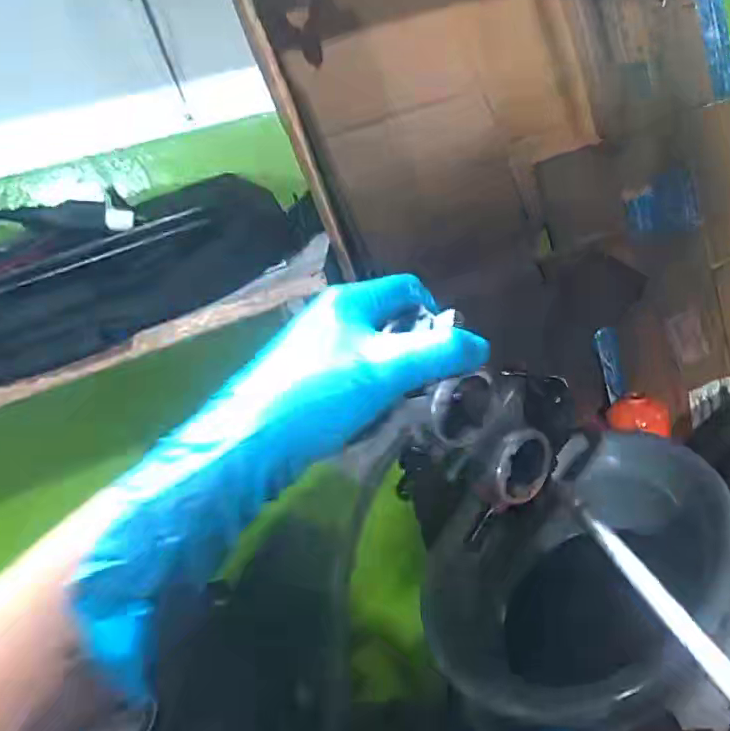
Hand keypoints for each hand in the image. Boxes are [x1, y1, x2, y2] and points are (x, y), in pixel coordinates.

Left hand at [70, 274, 488, 697]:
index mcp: (348, 301)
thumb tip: (481, 343)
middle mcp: (328, 316)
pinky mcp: (300, 378)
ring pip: (370, 354)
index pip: (406, 288)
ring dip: (389, 380)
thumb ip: (436, 354)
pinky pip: (347, 377)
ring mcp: (311, 347)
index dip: (434, 312)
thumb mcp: (385, 371)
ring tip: (391, 409)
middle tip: (423, 387)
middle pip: (389, 322)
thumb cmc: (319, 395)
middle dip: (412, 354)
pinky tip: (359, 422)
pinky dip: (364, 395)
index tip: (448, 350)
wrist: (248, 442)